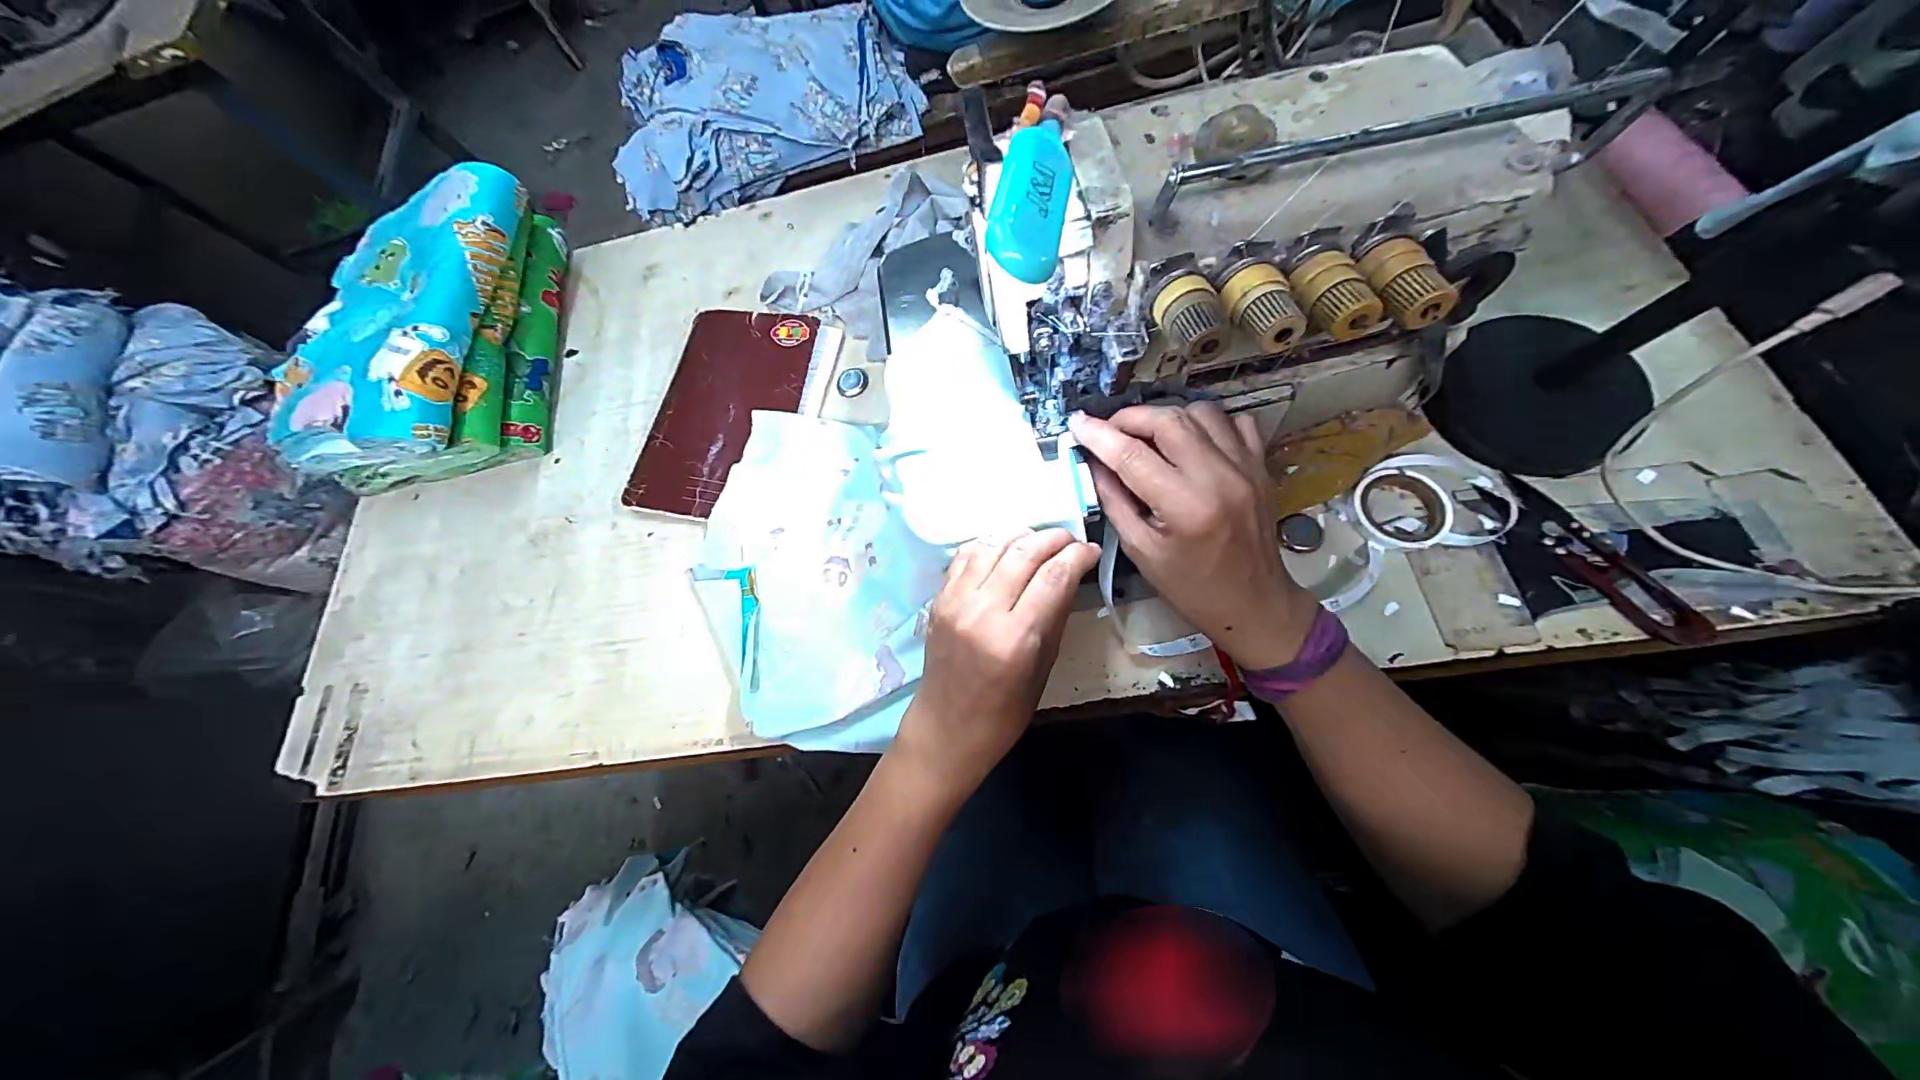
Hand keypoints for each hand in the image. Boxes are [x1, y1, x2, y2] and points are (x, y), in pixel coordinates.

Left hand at [889, 528, 1100, 798]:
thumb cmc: (1002, 714)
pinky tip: (1004, 550)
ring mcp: (954, 602)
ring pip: (991, 545)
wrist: (945, 729)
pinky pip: (965, 556)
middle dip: (1053, 539)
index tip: (1092, 551)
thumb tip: (1072, 575)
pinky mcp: (938, 599)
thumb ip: (1055, 618)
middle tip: (1071, 541)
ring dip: (1021, 536)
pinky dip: (989, 545)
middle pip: (1023, 552)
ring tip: (1039, 542)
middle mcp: (982, 612)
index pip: (1053, 576)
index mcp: (1014, 638)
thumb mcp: (1042, 670)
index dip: (1078, 555)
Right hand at [1068, 403, 1317, 669]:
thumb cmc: (1191, 587)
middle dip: (1130, 418)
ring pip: (1200, 412)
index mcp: (1186, 506)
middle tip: (1109, 432)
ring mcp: (1245, 466)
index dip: (1099, 435)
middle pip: (1167, 420)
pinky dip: (1206, 424)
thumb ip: (1115, 502)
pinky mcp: (1260, 466)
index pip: (1132, 454)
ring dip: (1167, 417)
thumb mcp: (1141, 551)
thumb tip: (1095, 463)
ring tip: (1147, 436)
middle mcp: (1219, 477)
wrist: (1254, 603)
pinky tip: (1190, 442)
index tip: (1077, 424)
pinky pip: (1233, 422)